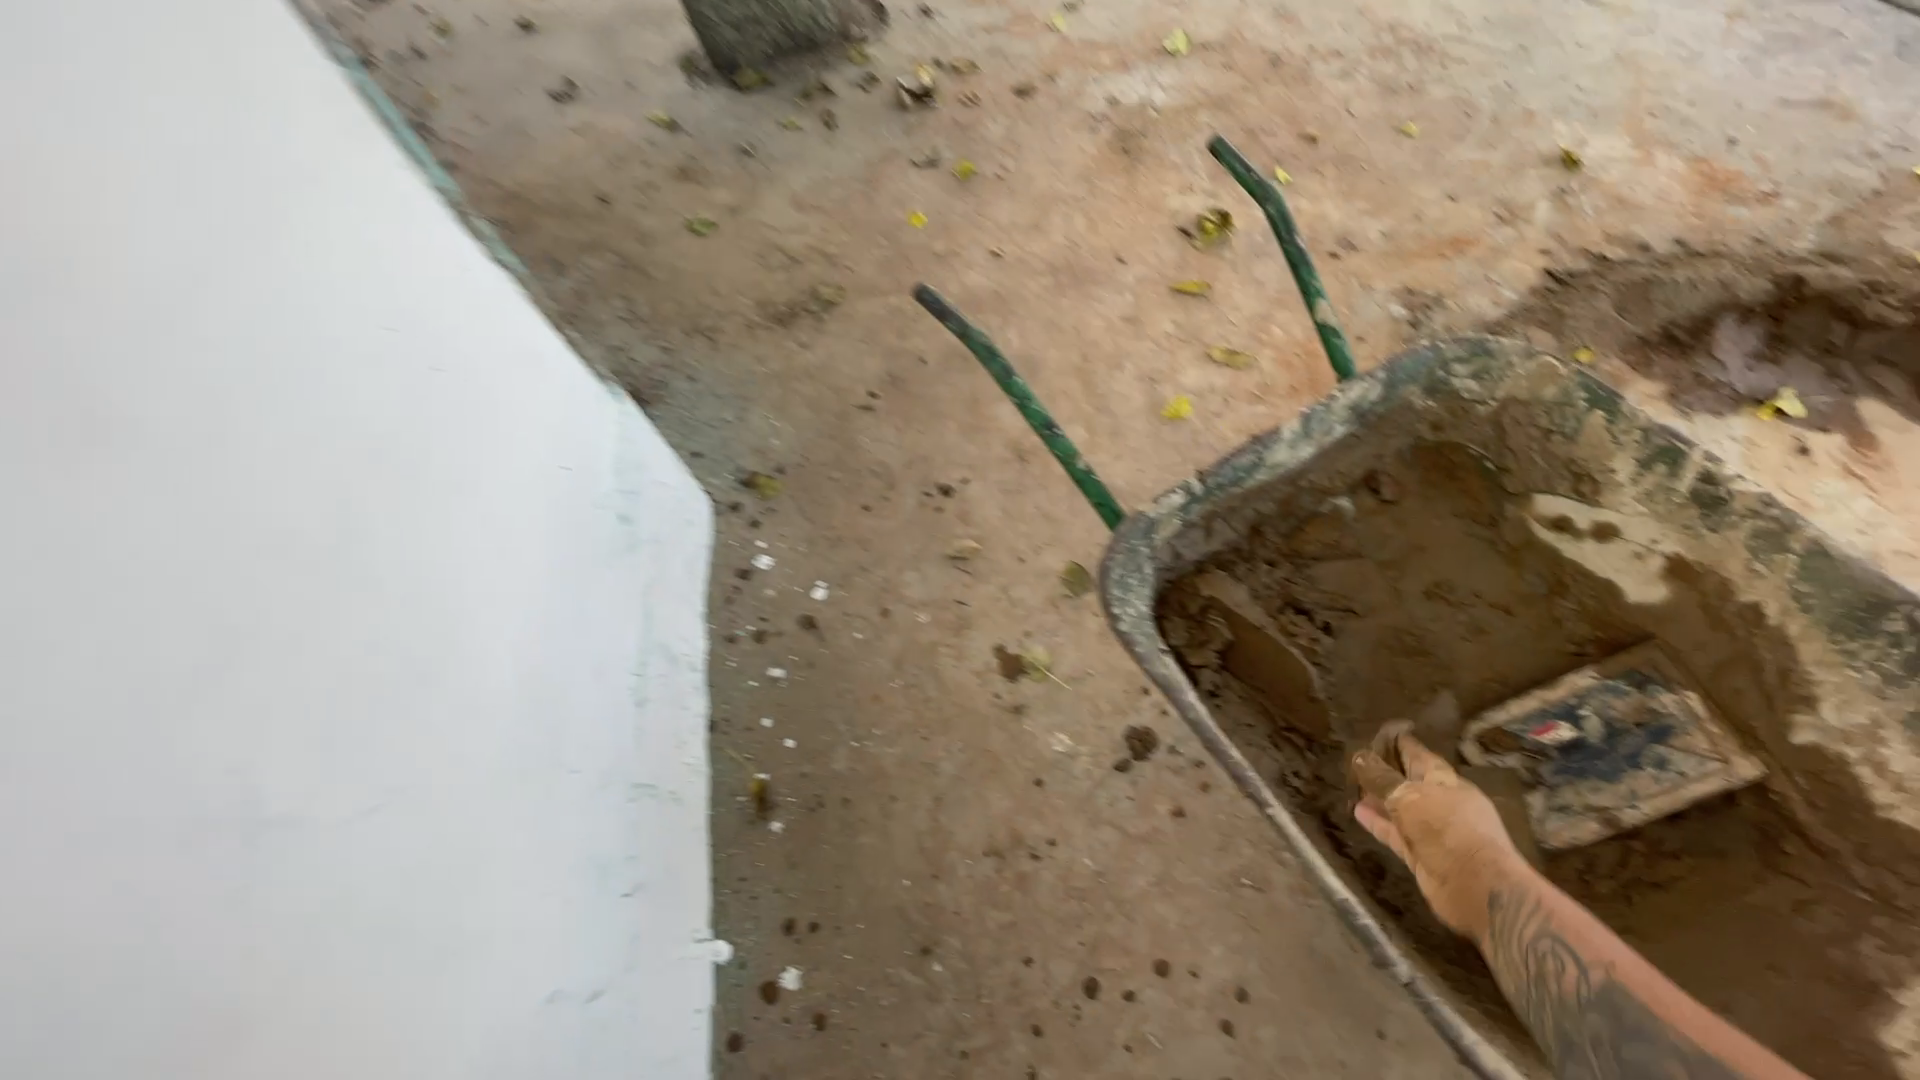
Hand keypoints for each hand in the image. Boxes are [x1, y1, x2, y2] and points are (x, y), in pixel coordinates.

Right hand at [1351, 729, 1523, 939]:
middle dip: (1388, 772)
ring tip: (1353, 787)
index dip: (1402, 744)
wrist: (1477, 887)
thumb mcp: (1409, 797)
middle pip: (1410, 782)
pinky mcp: (1421, 854)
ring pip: (1400, 808)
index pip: (1421, 756)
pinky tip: (1358, 812)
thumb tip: (1358, 755)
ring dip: (1379, 799)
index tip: (1383, 734)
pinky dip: (1378, 822)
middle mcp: (1441, 804)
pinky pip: (1394, 832)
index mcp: (1447, 783)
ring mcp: (1432, 831)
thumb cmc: (1448, 830)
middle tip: (1359, 760)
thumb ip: (1381, 778)